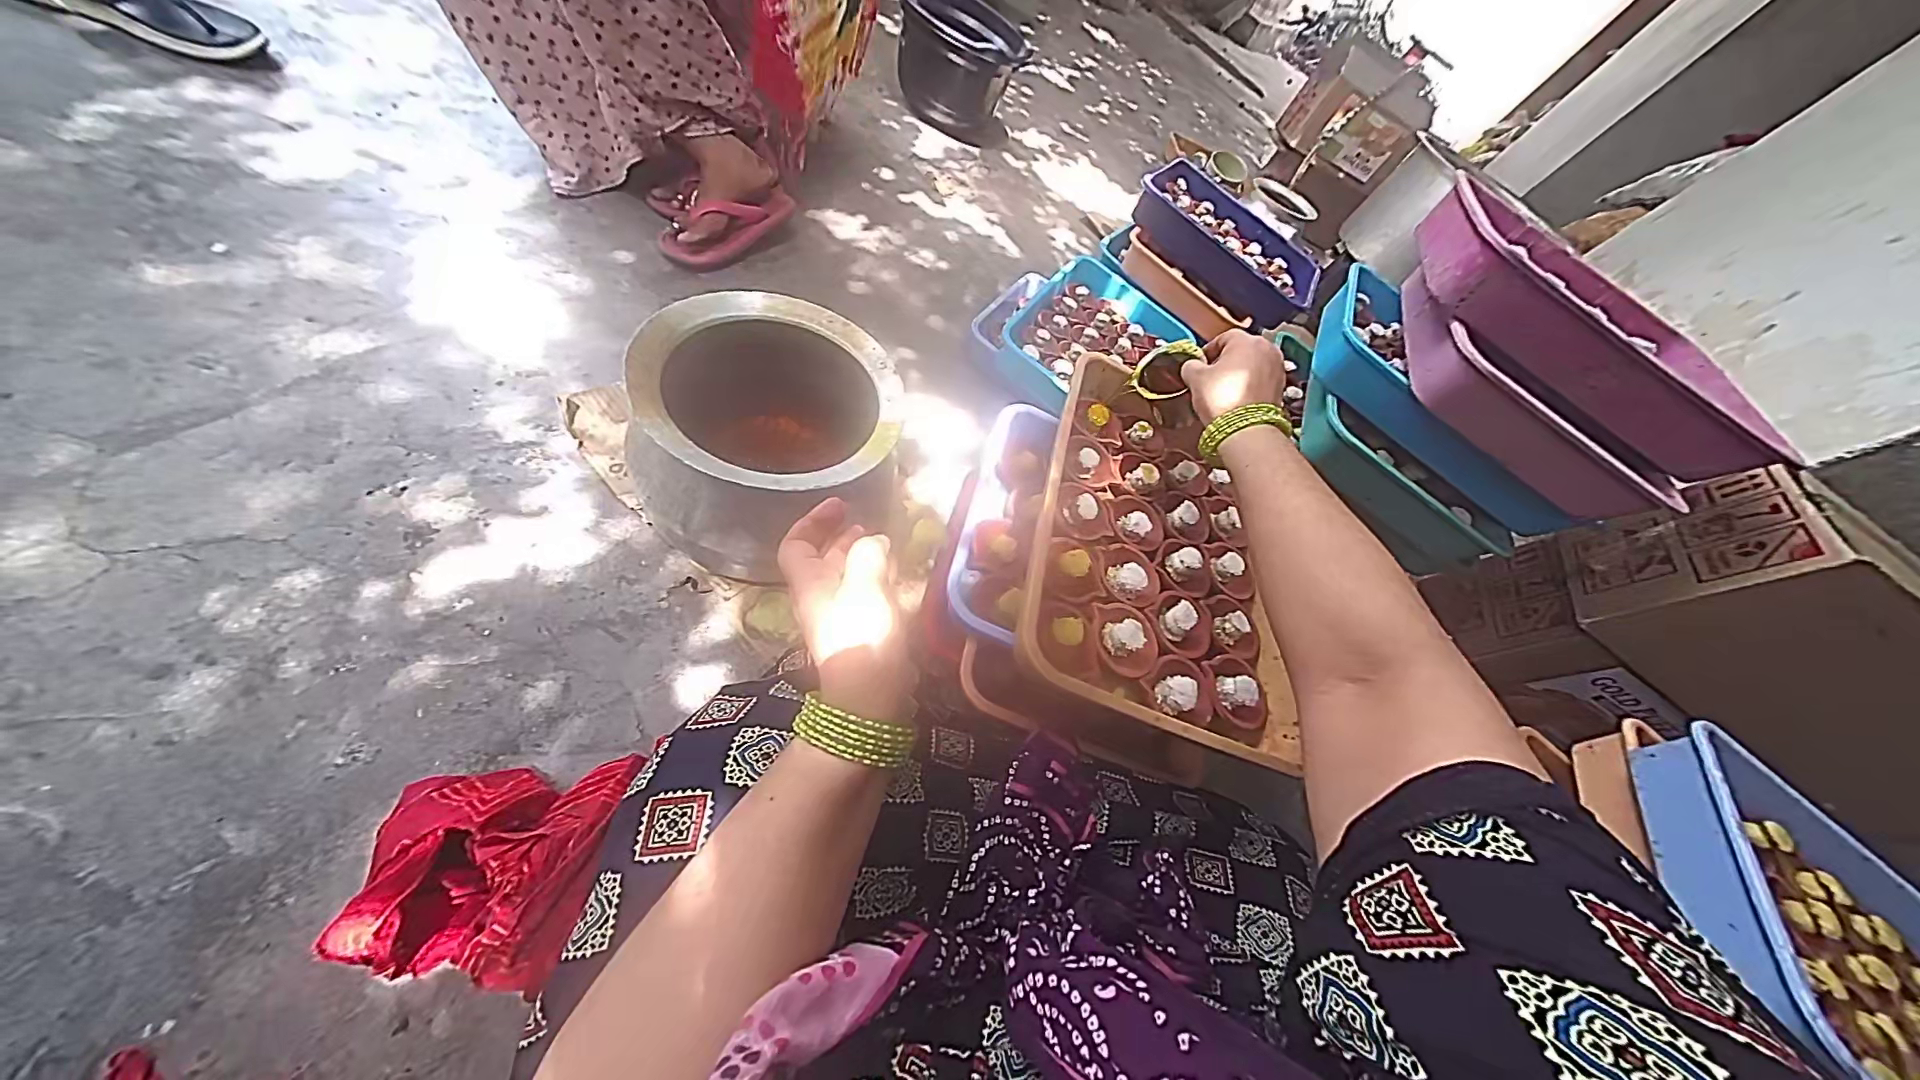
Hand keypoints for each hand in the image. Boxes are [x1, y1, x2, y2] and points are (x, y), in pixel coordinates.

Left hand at [777, 497, 914, 722]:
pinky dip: (877, 579)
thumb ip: (868, 555)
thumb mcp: (865, 587)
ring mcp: (840, 616)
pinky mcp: (861, 631)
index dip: (811, 522)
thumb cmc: (862, 637)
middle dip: (842, 537)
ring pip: (846, 577)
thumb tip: (874, 540)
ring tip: (886, 544)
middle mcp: (820, 598)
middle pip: (823, 560)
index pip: (795, 546)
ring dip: (862, 556)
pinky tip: (897, 576)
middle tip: (866, 521)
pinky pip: (864, 595)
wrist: (871, 695)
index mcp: (810, 584)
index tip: (838, 506)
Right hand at [1181, 329, 1287, 423]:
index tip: (1199, 364)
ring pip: (1252, 364)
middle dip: (1225, 362)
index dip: (1207, 351)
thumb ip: (1191, 365)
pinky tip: (1236, 398)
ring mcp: (1277, 367)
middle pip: (1240, 350)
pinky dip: (1249, 385)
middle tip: (1210, 378)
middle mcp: (1266, 349)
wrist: (1245, 428)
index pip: (1223, 338)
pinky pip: (1261, 379)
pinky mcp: (1281, 386)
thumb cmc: (1223, 399)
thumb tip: (1192, 365)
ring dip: (1238, 373)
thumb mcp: (1195, 378)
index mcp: (1246, 340)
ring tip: (1223, 390)